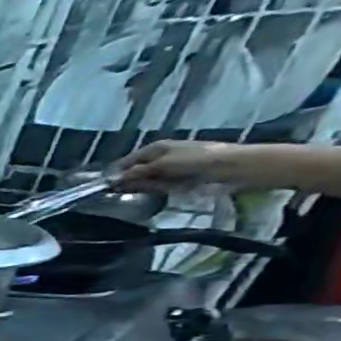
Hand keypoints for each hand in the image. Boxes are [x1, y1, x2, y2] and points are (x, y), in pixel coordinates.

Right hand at [111, 140, 241, 190]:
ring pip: (150, 178)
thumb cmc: (195, 161)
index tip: (108, 187)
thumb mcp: (162, 165)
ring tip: (151, 191)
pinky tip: (167, 190)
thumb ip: (136, 172)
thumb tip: (113, 180)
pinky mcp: (183, 174)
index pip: (127, 161)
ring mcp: (173, 165)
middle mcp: (162, 154)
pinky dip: (162, 188)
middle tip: (128, 192)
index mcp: (155, 147)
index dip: (118, 173)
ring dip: (148, 186)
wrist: (232, 165)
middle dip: (133, 181)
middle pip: (138, 170)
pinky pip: (164, 183)